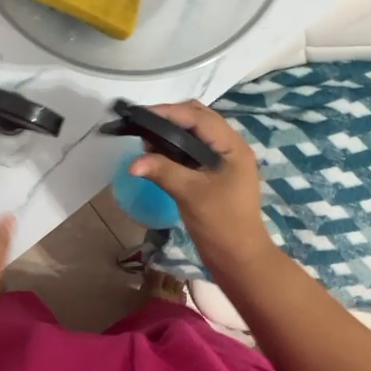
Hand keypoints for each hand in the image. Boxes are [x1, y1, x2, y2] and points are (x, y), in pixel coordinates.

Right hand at [128, 101, 275, 272]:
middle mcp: (229, 148)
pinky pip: (192, 152)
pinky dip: (174, 149)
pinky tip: (156, 157)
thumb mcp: (191, 194)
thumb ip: (163, 171)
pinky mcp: (213, 175)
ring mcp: (222, 161)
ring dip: (171, 134)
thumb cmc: (221, 223)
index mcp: (232, 147)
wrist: (238, 258)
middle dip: (170, 119)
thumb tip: (132, 162)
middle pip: (198, 120)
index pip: (199, 117)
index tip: (142, 115)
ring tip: (146, 143)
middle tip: (143, 127)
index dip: (170, 112)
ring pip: (194, 135)